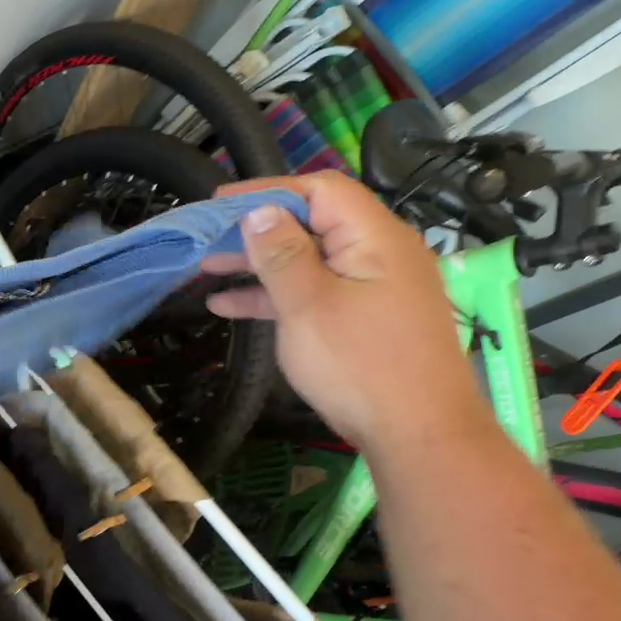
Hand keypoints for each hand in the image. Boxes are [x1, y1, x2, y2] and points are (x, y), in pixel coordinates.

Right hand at [204, 171, 490, 450]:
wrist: (415, 429)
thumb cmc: (359, 364)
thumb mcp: (309, 305)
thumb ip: (281, 255)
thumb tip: (258, 212)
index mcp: (374, 238)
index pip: (319, 191)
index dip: (267, 191)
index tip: (216, 205)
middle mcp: (377, 253)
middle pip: (311, 223)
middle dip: (256, 228)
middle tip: (205, 238)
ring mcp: (370, 286)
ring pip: (306, 259)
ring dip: (257, 262)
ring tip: (206, 268)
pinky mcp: (361, 316)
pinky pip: (311, 291)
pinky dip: (272, 294)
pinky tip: (229, 305)